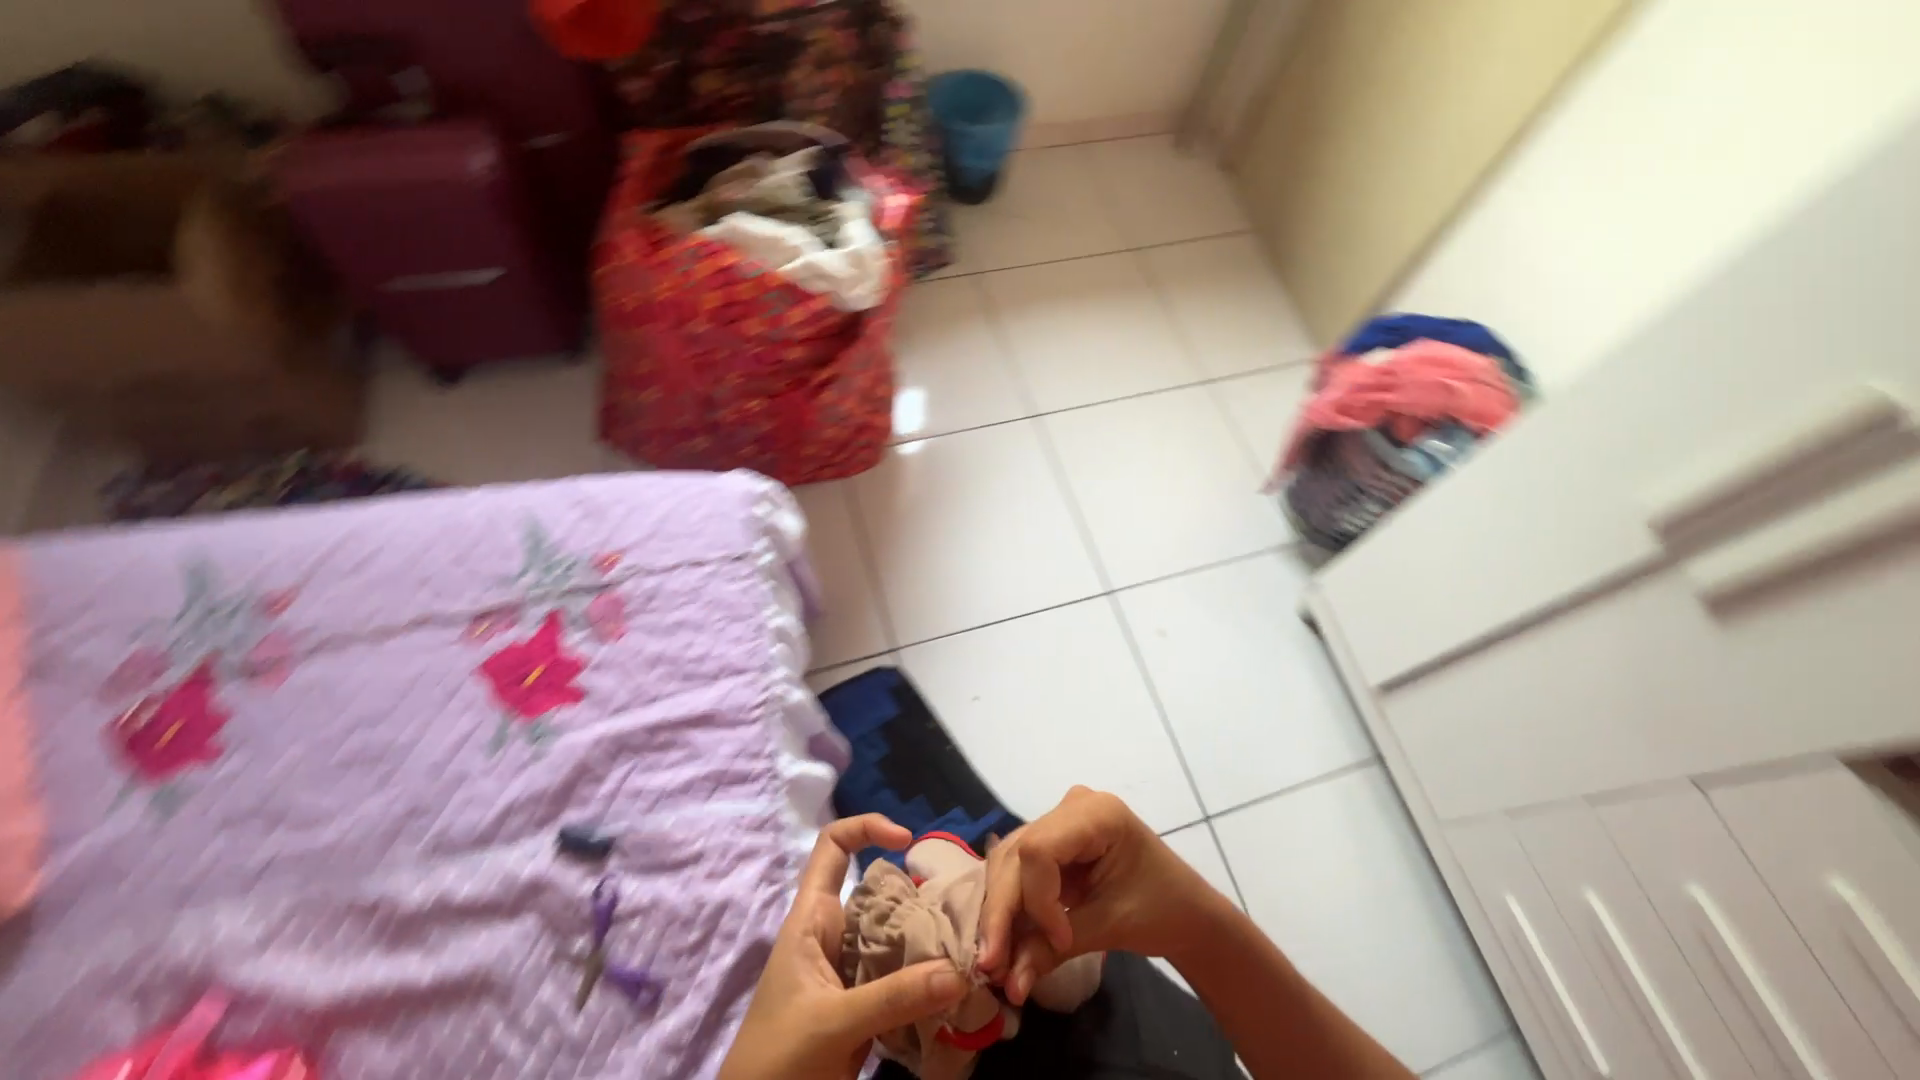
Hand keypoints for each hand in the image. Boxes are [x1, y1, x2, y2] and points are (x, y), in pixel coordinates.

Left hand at [718, 815, 971, 1079]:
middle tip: (967, 911)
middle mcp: (835, 936)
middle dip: (923, 898)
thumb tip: (959, 970)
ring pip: (899, 940)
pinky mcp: (867, 1008)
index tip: (908, 841)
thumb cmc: (775, 1059)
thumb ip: (892, 997)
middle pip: (883, 896)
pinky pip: (906, 982)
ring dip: (933, 945)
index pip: (833, 848)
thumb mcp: (832, 1023)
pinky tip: (961, 990)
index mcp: (812, 920)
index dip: (867, 829)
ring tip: (975, 948)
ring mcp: (852, 973)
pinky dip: (932, 984)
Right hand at [978, 786, 1226, 1003]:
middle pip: (1016, 855)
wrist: (1186, 912)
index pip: (1038, 850)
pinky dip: (1011, 906)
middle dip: (1002, 911)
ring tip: (995, 961)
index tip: (1058, 942)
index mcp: (1095, 813)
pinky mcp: (1052, 843)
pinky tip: (1005, 942)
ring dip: (999, 911)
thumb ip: (1054, 949)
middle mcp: (1070, 807)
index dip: (1037, 900)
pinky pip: (1018, 869)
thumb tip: (1007, 985)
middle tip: (992, 966)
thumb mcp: (1110, 928)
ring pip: (1008, 862)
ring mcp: (1058, 822)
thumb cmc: (1162, 911)